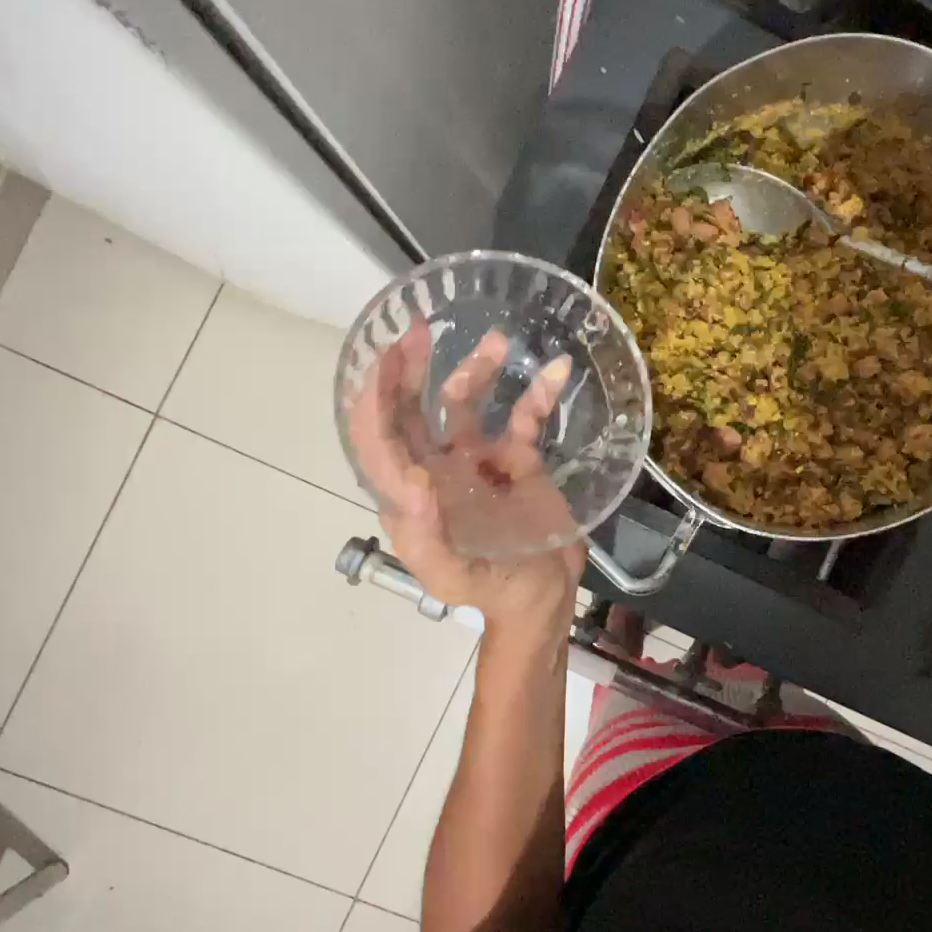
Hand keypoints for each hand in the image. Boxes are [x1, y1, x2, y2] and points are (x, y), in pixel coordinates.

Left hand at [345, 326, 583, 636]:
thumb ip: (427, 535)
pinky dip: (539, 394)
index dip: (375, 396)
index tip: (388, 359)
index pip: (378, 436)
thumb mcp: (452, 575)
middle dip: (411, 369)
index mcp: (409, 493)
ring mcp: (478, 460)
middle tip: (421, 331)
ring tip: (499, 344)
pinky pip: (525, 418)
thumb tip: (413, 480)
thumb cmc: (492, 590)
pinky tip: (556, 372)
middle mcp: (436, 467)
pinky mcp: (519, 459)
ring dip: (477, 370)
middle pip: (413, 408)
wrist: (545, 600)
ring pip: (467, 403)